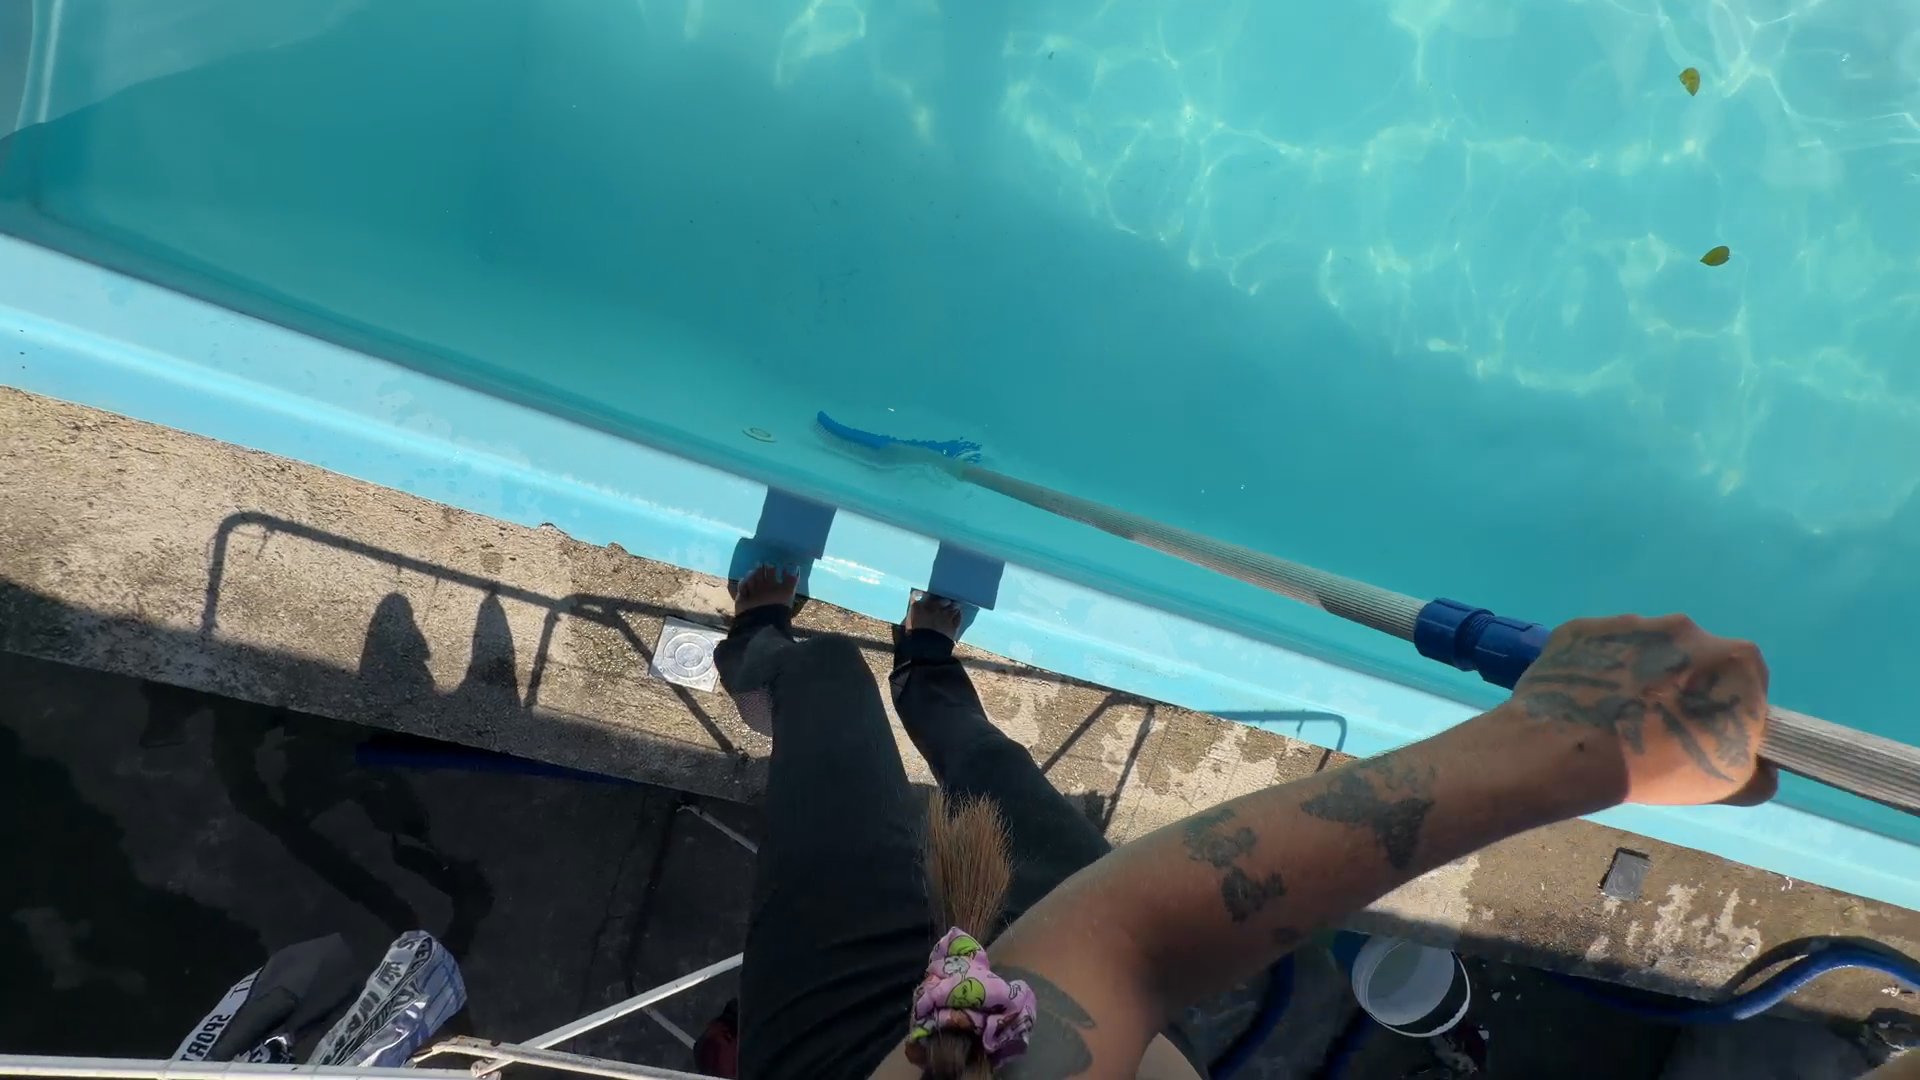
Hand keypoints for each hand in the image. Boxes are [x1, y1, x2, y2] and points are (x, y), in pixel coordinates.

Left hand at [1505, 614, 1774, 806]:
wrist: (1570, 750)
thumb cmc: (1662, 766)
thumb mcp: (1738, 782)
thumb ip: (1760, 765)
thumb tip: (1758, 761)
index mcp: (1734, 659)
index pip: (1739, 676)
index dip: (1721, 700)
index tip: (1698, 720)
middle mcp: (1681, 628)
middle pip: (1687, 655)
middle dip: (1675, 680)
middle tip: (1650, 712)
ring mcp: (1623, 624)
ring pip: (1638, 647)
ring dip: (1632, 669)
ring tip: (1609, 705)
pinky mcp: (1575, 628)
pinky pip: (1593, 646)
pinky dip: (1591, 664)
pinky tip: (1580, 692)